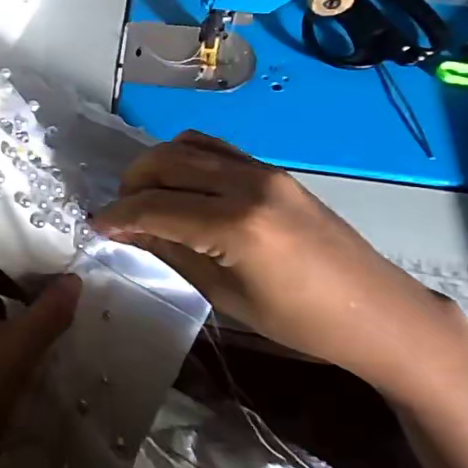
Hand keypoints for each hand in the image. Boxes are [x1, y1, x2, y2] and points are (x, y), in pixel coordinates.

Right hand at [95, 130, 450, 378]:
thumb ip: (174, 253)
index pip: (156, 206)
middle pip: (168, 161)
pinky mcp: (274, 170)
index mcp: (235, 225)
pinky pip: (218, 149)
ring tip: (146, 196)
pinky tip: (182, 186)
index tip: (96, 226)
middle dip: (132, 182)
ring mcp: (264, 170)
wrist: (372, 308)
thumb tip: (129, 232)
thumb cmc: (300, 322)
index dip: (118, 216)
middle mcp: (247, 183)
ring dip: (158, 165)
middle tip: (118, 212)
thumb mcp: (227, 296)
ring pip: (191, 145)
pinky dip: (188, 159)